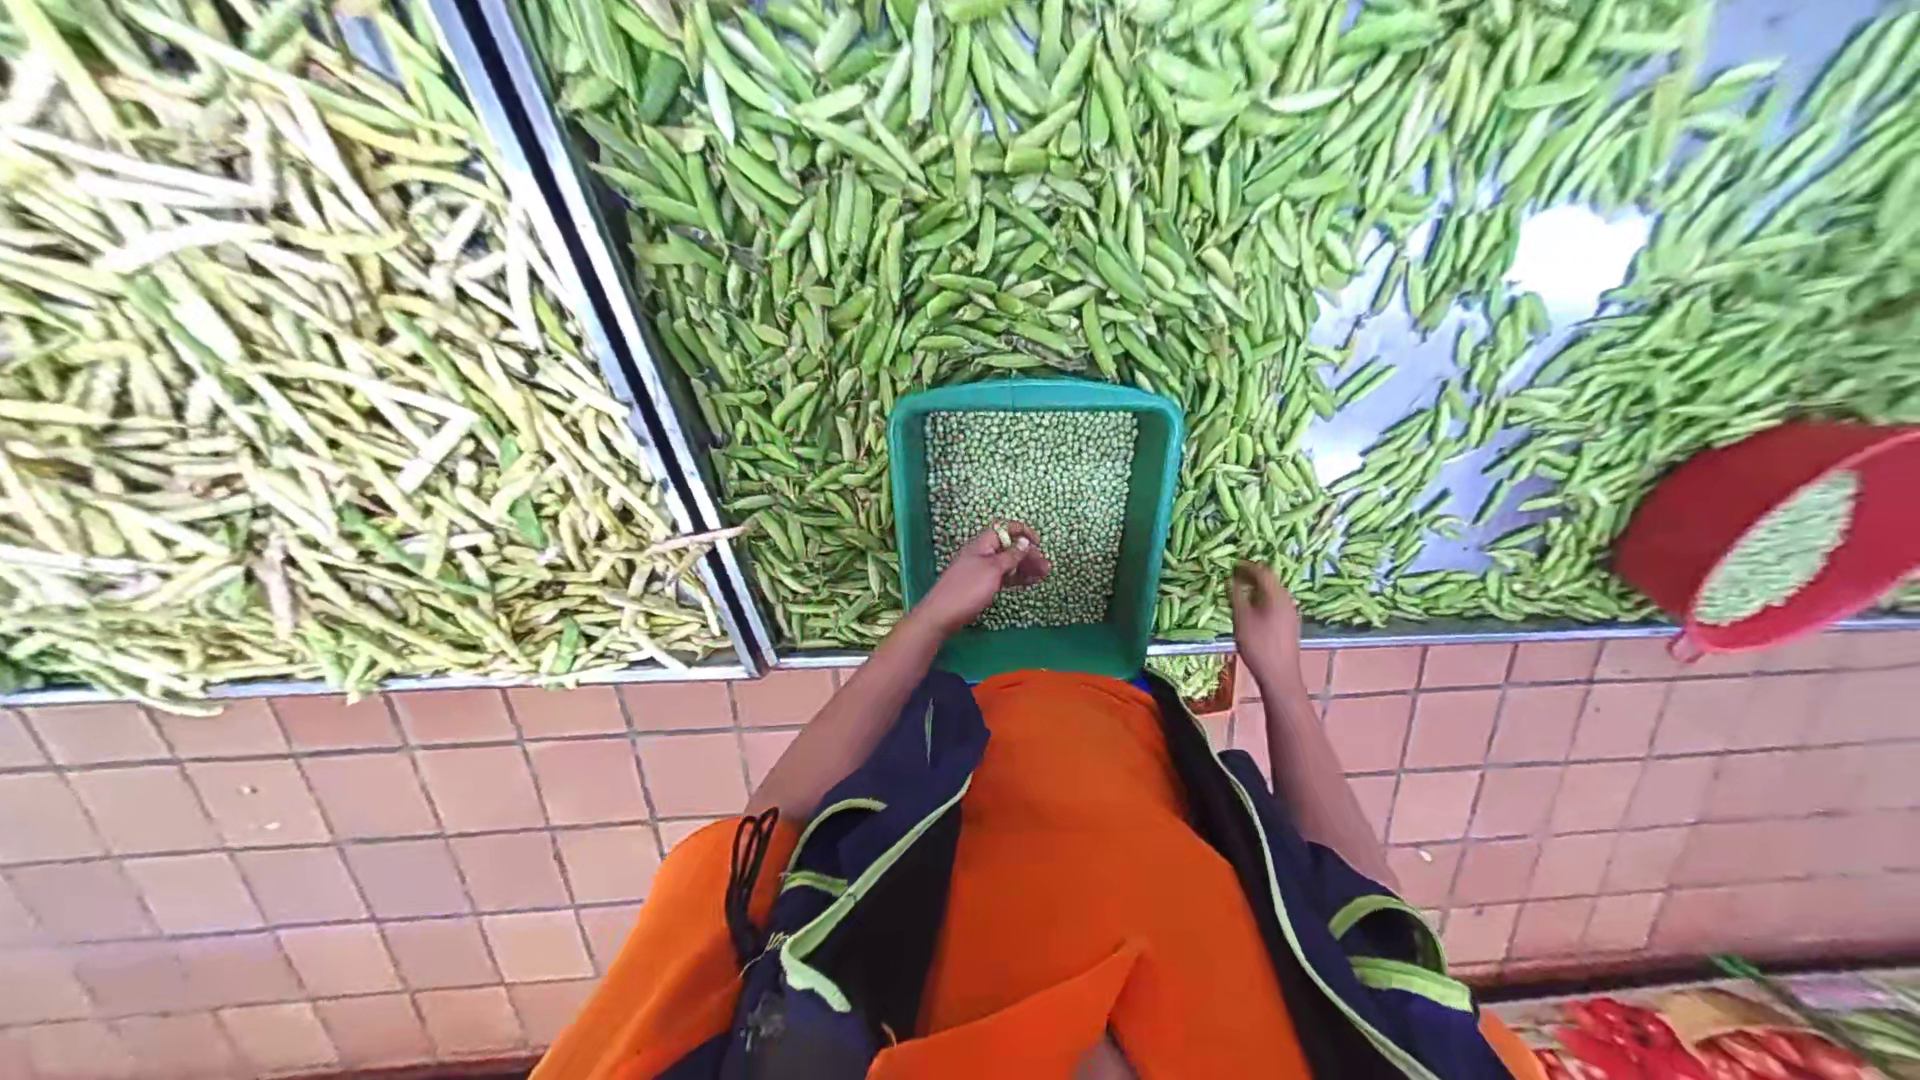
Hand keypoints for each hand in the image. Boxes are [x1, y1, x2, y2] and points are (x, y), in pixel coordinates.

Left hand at [913, 522, 1050, 635]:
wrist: (942, 615)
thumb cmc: (968, 589)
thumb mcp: (992, 570)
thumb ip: (1010, 555)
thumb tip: (1024, 542)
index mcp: (982, 544)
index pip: (1005, 528)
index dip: (1022, 532)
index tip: (1038, 542)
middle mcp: (983, 553)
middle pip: (1009, 547)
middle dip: (1029, 553)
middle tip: (1046, 567)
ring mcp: (982, 569)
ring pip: (1008, 563)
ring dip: (1026, 567)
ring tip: (1044, 575)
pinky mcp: (982, 584)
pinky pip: (1004, 576)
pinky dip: (1017, 577)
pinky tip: (1030, 582)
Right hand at [1231, 561, 1304, 694]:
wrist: (1280, 675)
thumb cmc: (1258, 645)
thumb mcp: (1241, 618)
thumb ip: (1236, 596)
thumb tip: (1231, 580)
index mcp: (1276, 596)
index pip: (1262, 572)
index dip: (1246, 566)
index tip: (1231, 565)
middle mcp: (1287, 600)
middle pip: (1270, 580)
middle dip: (1252, 576)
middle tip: (1234, 576)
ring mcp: (1291, 613)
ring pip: (1273, 592)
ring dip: (1257, 588)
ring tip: (1239, 591)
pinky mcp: (1290, 624)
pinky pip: (1276, 603)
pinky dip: (1262, 599)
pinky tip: (1252, 609)